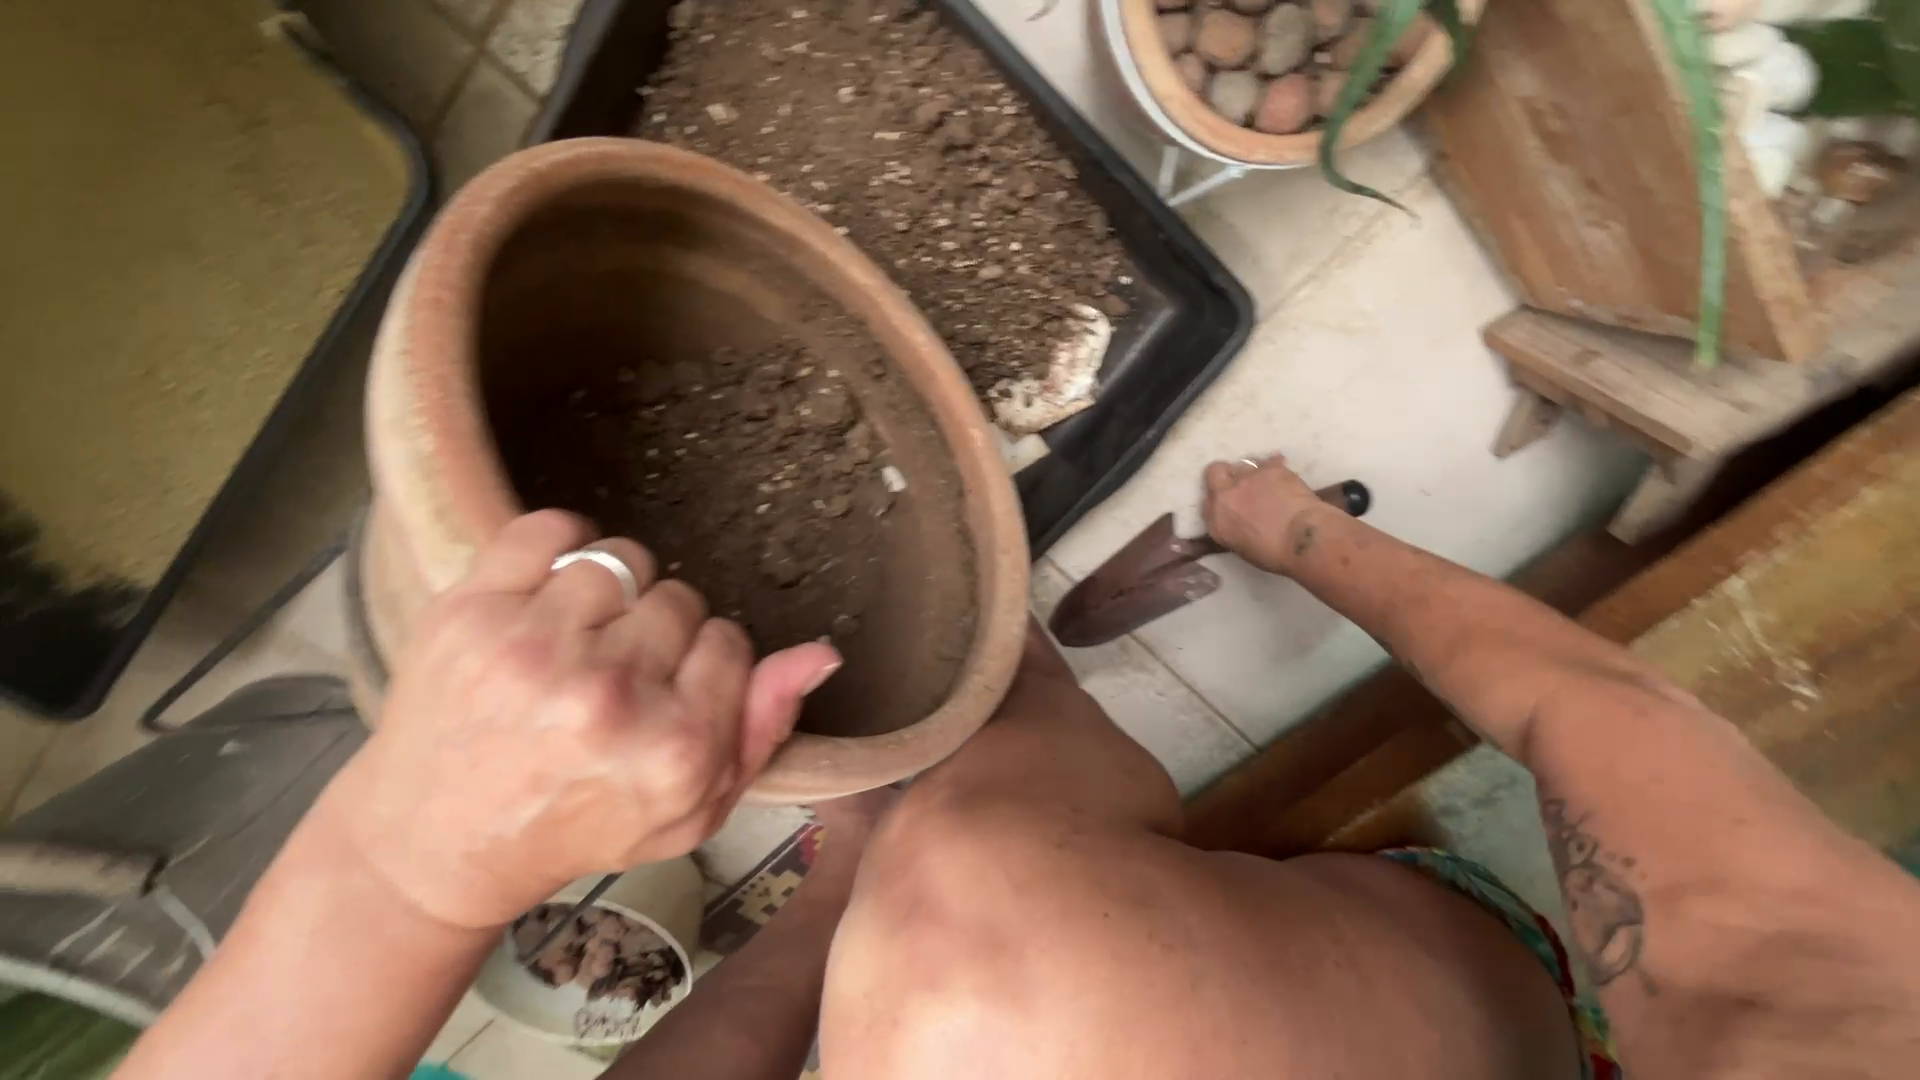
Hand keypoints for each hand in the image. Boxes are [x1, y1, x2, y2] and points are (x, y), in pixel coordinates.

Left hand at [328, 510, 841, 929]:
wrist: (435, 847)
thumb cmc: (579, 829)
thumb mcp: (695, 810)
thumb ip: (765, 729)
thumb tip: (822, 653)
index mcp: (675, 748)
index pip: (731, 642)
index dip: (706, 663)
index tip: (668, 692)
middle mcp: (609, 695)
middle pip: (680, 600)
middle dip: (660, 632)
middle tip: (619, 674)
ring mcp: (533, 648)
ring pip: (622, 561)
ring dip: (613, 592)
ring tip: (583, 637)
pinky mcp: (469, 612)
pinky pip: (547, 528)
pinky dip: (561, 542)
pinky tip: (554, 589)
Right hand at [1201, 453, 1319, 573]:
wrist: (1301, 539)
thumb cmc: (1274, 554)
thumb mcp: (1242, 548)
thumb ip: (1233, 529)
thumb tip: (1240, 522)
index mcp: (1216, 521)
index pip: (1207, 504)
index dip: (1219, 502)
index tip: (1229, 506)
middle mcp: (1225, 495)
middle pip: (1214, 472)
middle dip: (1223, 475)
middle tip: (1238, 485)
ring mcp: (1247, 478)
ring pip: (1242, 464)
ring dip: (1250, 473)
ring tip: (1264, 482)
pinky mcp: (1271, 468)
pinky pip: (1269, 461)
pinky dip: (1274, 467)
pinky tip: (1281, 474)